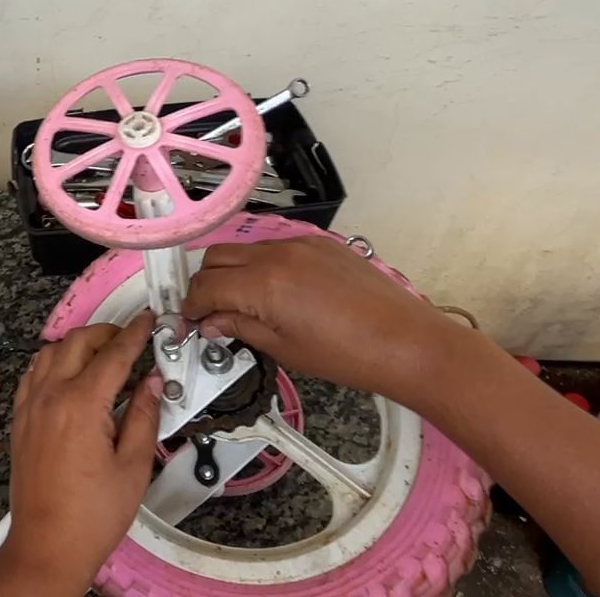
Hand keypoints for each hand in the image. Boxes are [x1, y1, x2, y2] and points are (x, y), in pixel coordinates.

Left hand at [0, 311, 159, 595]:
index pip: (113, 354)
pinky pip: (33, 372)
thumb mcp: (134, 467)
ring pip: (51, 351)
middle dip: (107, 332)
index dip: (134, 334)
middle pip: (78, 341)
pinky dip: (53, 361)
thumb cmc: (91, 516)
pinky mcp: (20, 418)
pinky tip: (68, 371)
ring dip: (78, 343)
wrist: (47, 546)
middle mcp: (51, 396)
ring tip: (102, 352)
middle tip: (129, 337)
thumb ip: (145, 416)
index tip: (147, 321)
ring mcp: (31, 405)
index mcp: (82, 405)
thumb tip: (152, 382)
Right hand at [181, 236, 461, 407]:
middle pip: (215, 257)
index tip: (190, 322)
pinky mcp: (318, 242)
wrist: (409, 343)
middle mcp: (274, 254)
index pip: (206, 286)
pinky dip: (262, 265)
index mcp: (263, 284)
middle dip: (205, 284)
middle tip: (210, 312)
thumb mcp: (285, 350)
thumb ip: (240, 328)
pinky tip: (277, 291)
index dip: (191, 306)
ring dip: (232, 272)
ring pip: (243, 249)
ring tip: (243, 303)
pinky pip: (273, 247)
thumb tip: (211, 323)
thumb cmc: (348, 356)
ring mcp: (297, 243)